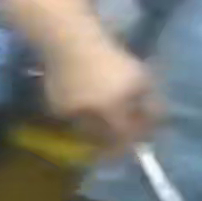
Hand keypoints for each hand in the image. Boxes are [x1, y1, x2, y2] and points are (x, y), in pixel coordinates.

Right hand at [45, 38, 161, 153]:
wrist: (70, 49)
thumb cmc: (113, 62)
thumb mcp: (142, 81)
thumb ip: (149, 105)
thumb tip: (151, 125)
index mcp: (109, 110)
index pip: (122, 134)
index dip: (130, 143)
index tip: (135, 151)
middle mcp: (83, 116)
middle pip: (99, 134)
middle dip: (109, 137)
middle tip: (119, 136)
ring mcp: (63, 112)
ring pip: (83, 127)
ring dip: (95, 126)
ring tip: (104, 119)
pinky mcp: (50, 106)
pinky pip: (71, 117)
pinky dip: (82, 117)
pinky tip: (87, 107)